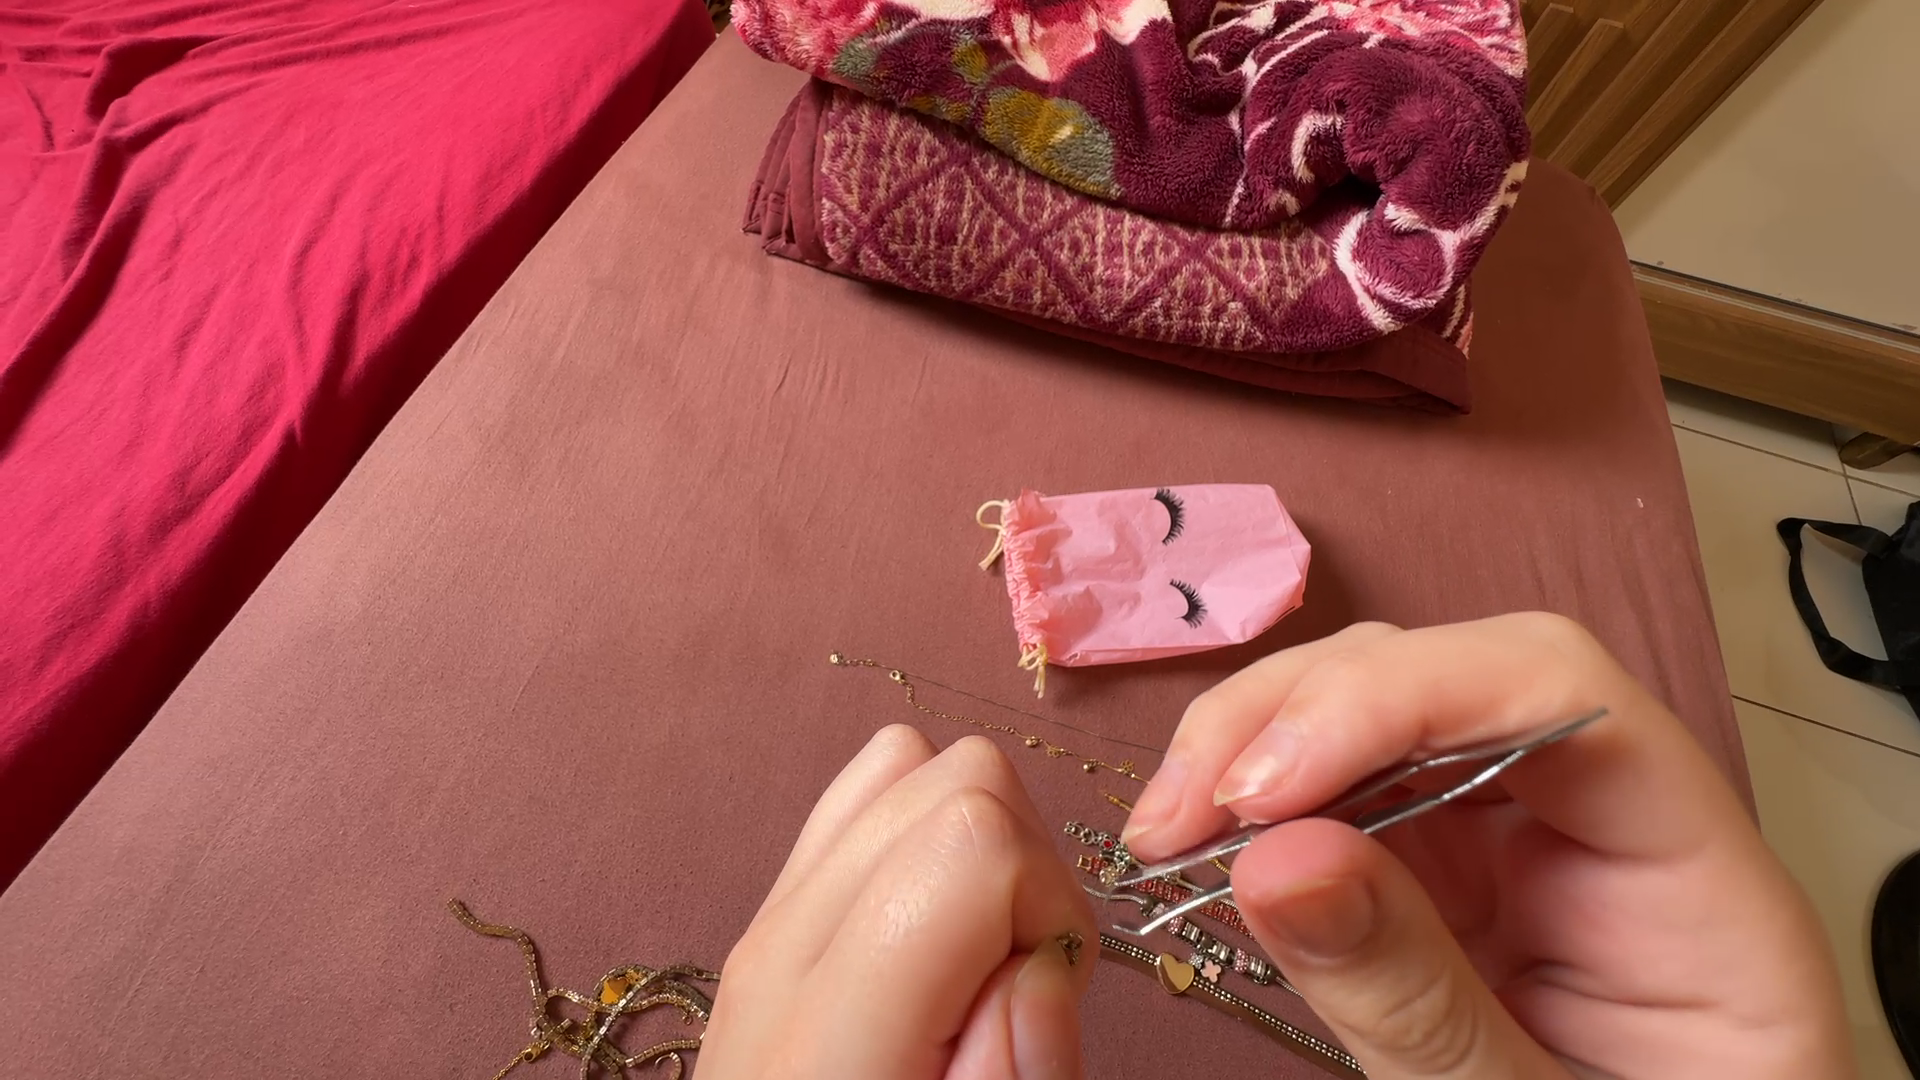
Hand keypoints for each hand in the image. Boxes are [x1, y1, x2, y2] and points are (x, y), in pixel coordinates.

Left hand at [699, 727, 1096, 1079]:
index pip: (969, 837)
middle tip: (1016, 972)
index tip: (1045, 993)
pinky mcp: (782, 897)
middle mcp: (785, 938)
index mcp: (825, 1030)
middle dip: (1024, 859)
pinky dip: (929, 820)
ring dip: (979, 832)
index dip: (1045, 902)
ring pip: (910, 758)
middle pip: (953, 774)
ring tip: (977, 940)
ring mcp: (773, 906)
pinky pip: (870, 787)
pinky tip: (935, 910)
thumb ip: (1020, 1070)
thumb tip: (1044, 958)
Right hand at [1121, 614, 1854, 1079]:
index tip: (1261, 795)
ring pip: (1344, 694)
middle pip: (1416, 668)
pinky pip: (1310, 763)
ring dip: (1234, 740)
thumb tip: (1269, 858)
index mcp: (1679, 869)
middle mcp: (1569, 804)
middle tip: (1175, 818)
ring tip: (1161, 831)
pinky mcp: (1404, 834)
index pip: (1546, 685)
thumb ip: (1416, 1001)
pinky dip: (1232, 784)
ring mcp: (1477, 811)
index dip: (1388, 697)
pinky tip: (1186, 832)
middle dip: (1276, 718)